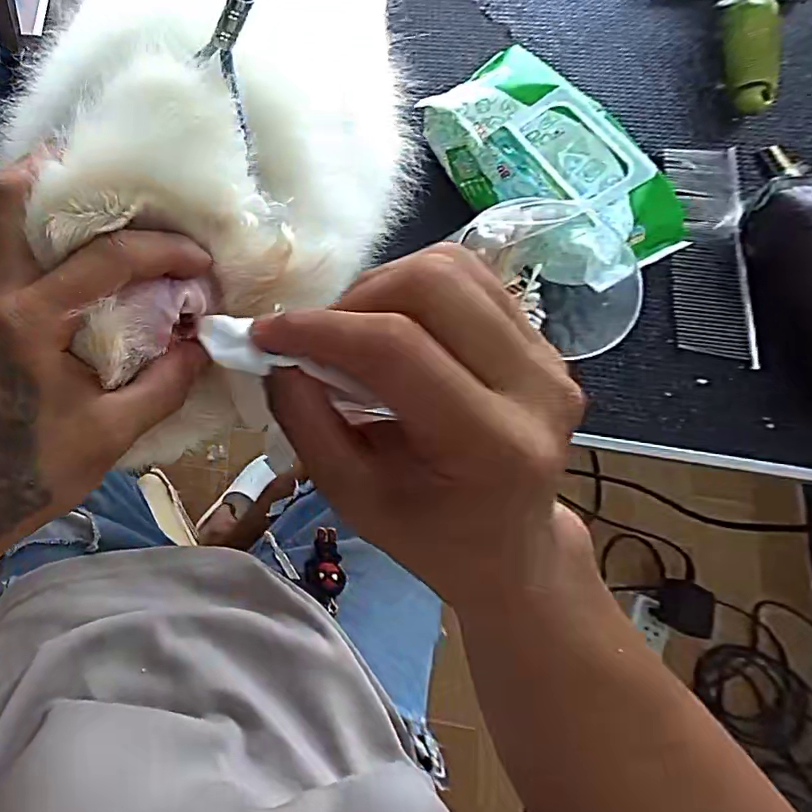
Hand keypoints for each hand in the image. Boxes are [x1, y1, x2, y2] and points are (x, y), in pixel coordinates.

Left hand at [0, 160, 211, 590]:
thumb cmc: (35, 472)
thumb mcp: (111, 434)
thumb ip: (165, 381)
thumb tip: (203, 338)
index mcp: (31, 323)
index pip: (106, 258)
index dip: (164, 250)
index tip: (200, 262)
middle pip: (8, 198)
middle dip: (61, 172)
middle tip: (115, 182)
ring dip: (25, 195)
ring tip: (76, 201)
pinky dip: (7, 228)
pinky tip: (46, 248)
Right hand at [252, 245, 588, 614]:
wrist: (505, 543)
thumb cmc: (422, 529)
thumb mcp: (345, 491)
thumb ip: (304, 419)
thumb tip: (276, 355)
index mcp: (488, 444)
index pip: (396, 349)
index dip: (318, 329)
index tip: (264, 335)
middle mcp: (534, 388)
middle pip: (433, 285)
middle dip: (353, 300)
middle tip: (318, 339)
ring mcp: (547, 357)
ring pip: (450, 268)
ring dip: (378, 288)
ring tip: (351, 333)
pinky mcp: (540, 339)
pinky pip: (466, 277)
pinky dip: (406, 289)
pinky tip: (386, 327)